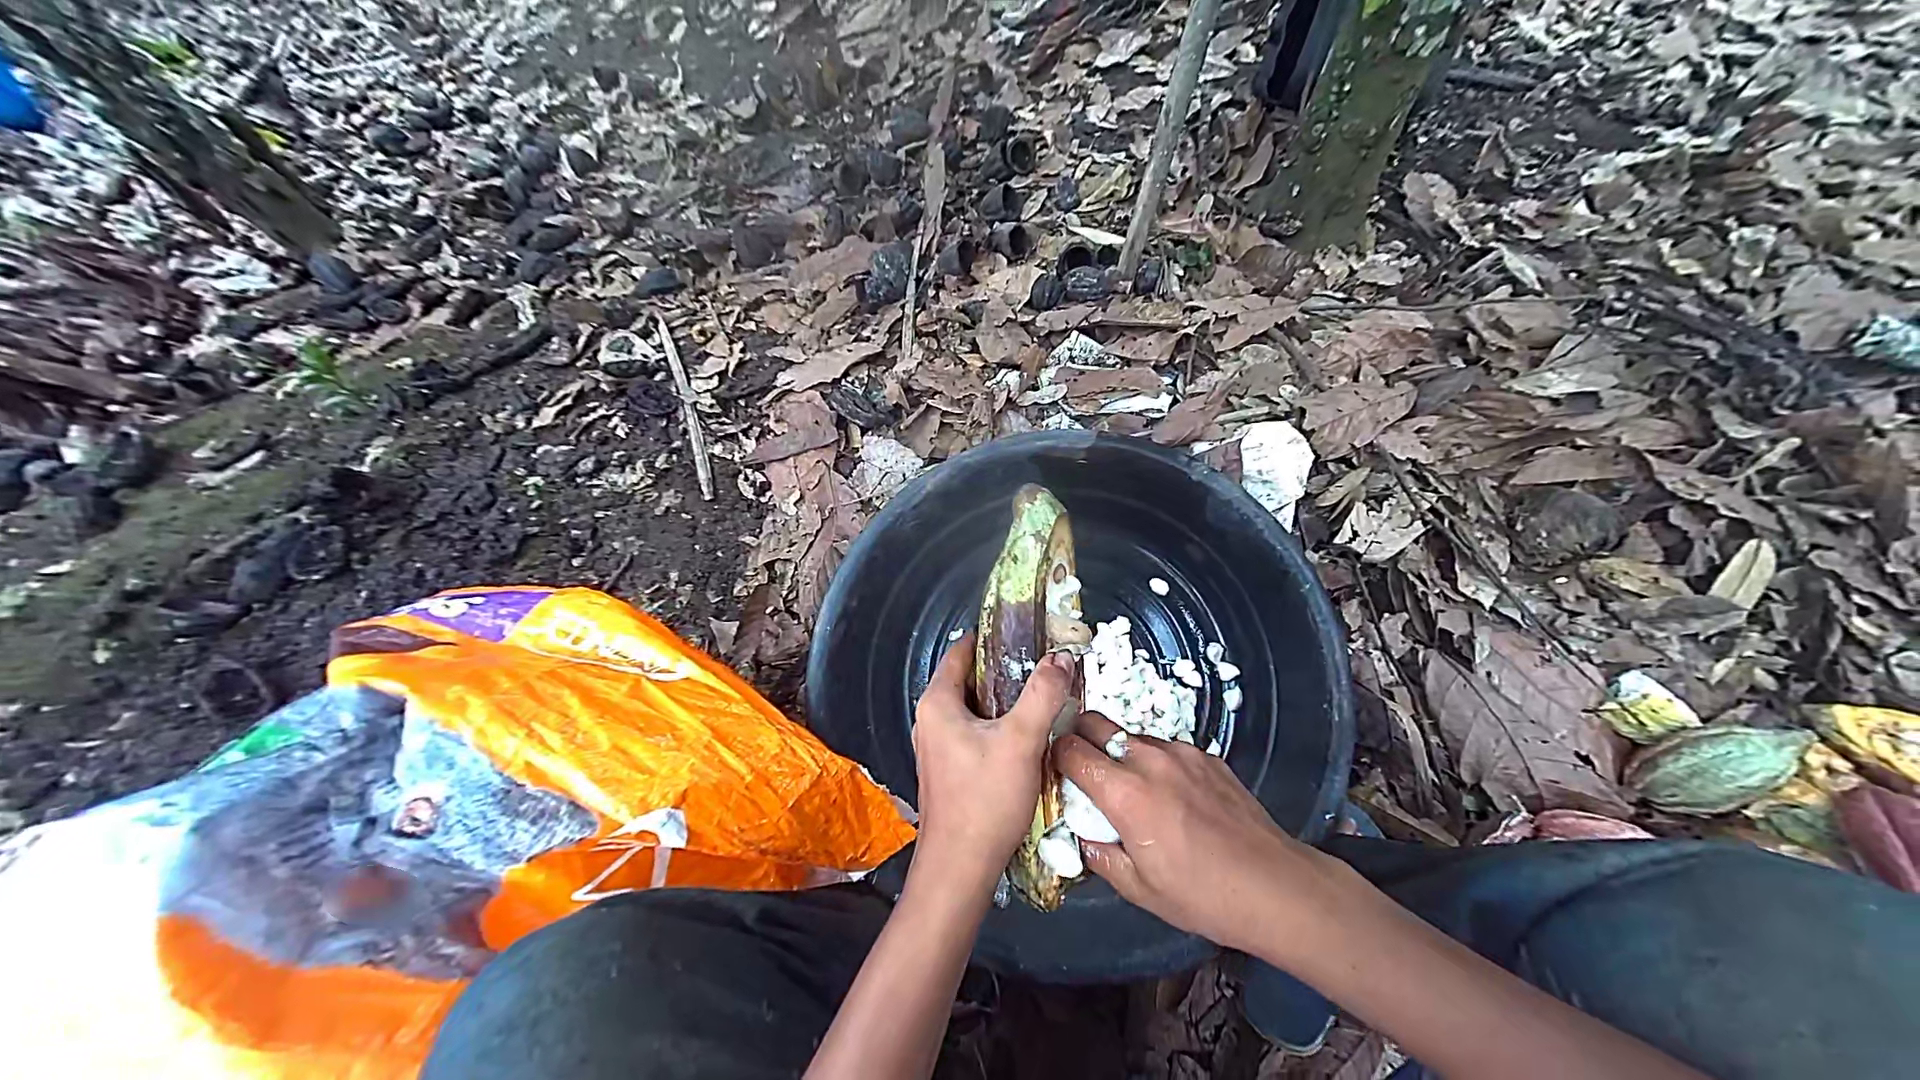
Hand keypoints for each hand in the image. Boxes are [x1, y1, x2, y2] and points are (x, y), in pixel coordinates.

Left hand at [911, 634, 1072, 887]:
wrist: (960, 868)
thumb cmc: (984, 800)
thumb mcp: (1021, 740)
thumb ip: (1042, 694)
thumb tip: (1061, 657)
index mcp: (937, 703)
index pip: (962, 652)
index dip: (992, 637)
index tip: (1025, 631)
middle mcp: (931, 719)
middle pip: (971, 680)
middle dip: (1005, 671)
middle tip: (1043, 666)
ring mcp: (938, 746)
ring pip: (975, 709)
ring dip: (1005, 701)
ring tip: (1042, 696)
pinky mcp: (949, 768)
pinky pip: (976, 732)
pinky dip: (999, 725)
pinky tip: (1028, 734)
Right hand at [1051, 711, 1342, 951]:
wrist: (1277, 887)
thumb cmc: (1203, 895)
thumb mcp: (1138, 888)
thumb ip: (1098, 853)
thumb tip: (1081, 832)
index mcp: (1124, 792)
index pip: (1070, 750)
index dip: (1054, 756)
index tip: (1054, 770)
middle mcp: (1149, 760)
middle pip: (1096, 722)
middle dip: (1079, 736)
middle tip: (1081, 765)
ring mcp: (1181, 753)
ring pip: (1131, 737)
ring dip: (1120, 754)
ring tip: (1133, 790)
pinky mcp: (1207, 756)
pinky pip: (1166, 750)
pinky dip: (1155, 763)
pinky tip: (1172, 797)